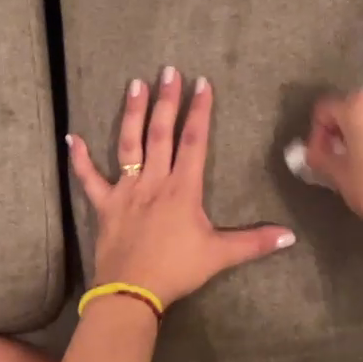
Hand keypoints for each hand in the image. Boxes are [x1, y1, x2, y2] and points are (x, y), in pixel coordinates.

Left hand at [67, 68, 294, 306]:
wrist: (132, 290)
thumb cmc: (176, 270)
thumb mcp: (220, 255)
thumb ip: (254, 242)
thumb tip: (290, 236)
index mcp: (182, 189)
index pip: (194, 141)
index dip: (199, 111)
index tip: (202, 83)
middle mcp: (154, 181)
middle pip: (161, 133)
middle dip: (166, 100)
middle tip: (168, 70)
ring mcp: (126, 191)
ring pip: (128, 145)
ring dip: (131, 114)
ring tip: (134, 85)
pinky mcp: (104, 205)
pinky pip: (89, 178)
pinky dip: (80, 158)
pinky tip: (72, 137)